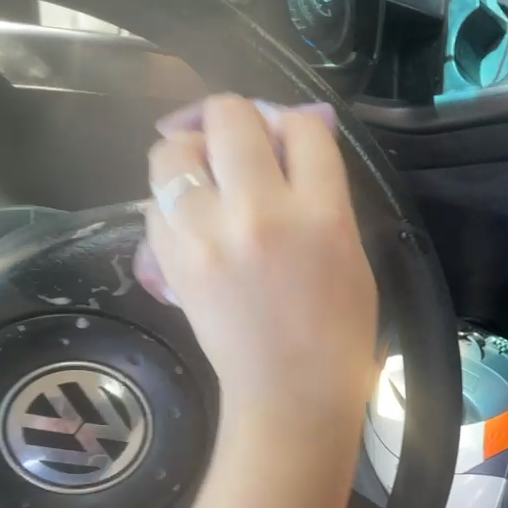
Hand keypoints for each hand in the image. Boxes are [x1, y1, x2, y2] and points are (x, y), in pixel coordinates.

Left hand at [137, 95, 377, 424]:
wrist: (292, 393)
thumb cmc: (339, 332)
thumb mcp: (353, 255)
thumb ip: (326, 194)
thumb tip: (301, 136)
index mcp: (322, 215)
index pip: (301, 126)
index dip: (296, 126)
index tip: (293, 144)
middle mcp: (261, 212)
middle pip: (229, 115)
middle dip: (238, 122)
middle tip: (243, 147)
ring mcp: (207, 234)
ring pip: (172, 147)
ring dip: (191, 153)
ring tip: (207, 179)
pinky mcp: (170, 258)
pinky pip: (155, 199)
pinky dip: (173, 202)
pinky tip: (195, 222)